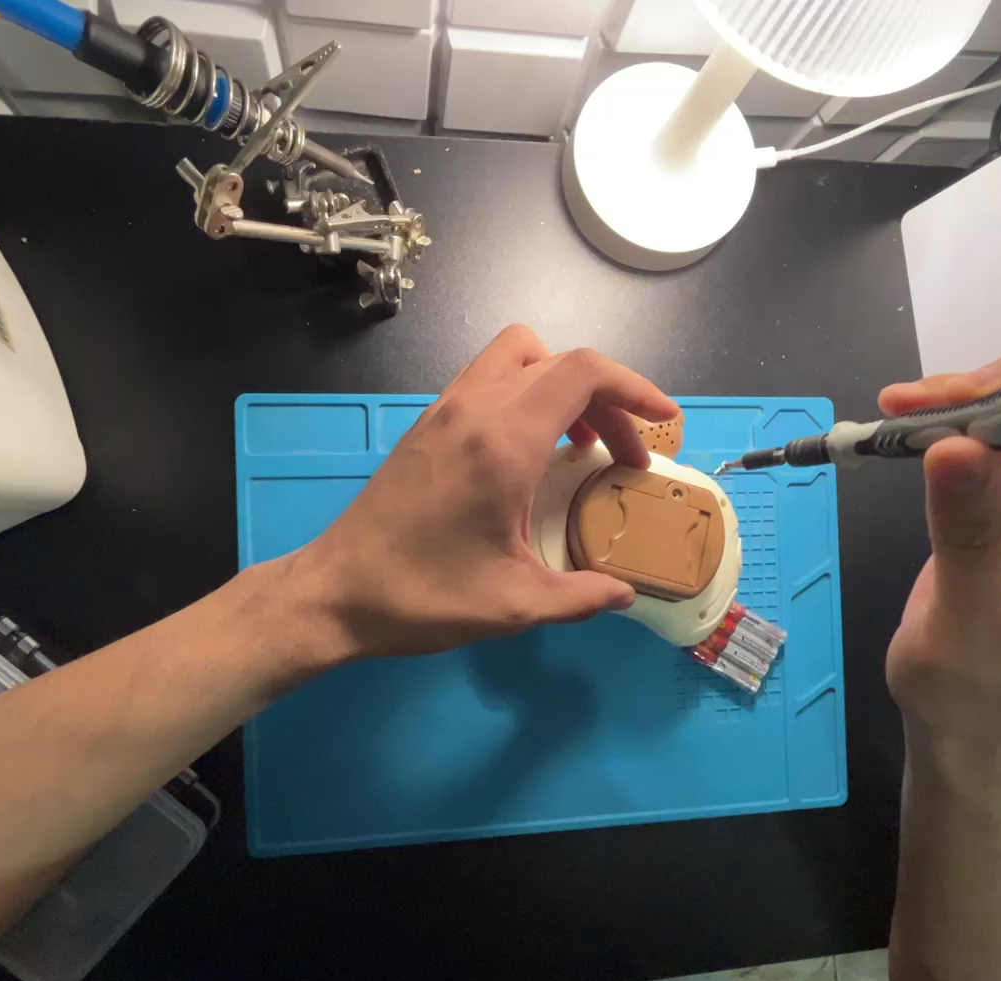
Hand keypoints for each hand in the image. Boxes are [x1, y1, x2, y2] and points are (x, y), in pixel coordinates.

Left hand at [284, 325, 679, 657]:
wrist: (335, 592)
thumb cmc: (423, 596)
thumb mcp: (513, 604)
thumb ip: (580, 594)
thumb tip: (623, 594)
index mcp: (502, 441)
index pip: (583, 373)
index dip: (636, 388)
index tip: (664, 421)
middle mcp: (473, 408)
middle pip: (557, 358)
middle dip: (606, 395)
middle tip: (623, 452)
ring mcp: (443, 411)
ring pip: (517, 356)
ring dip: (561, 386)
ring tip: (581, 443)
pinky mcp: (426, 425)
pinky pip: (488, 381)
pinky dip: (526, 396)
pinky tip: (531, 453)